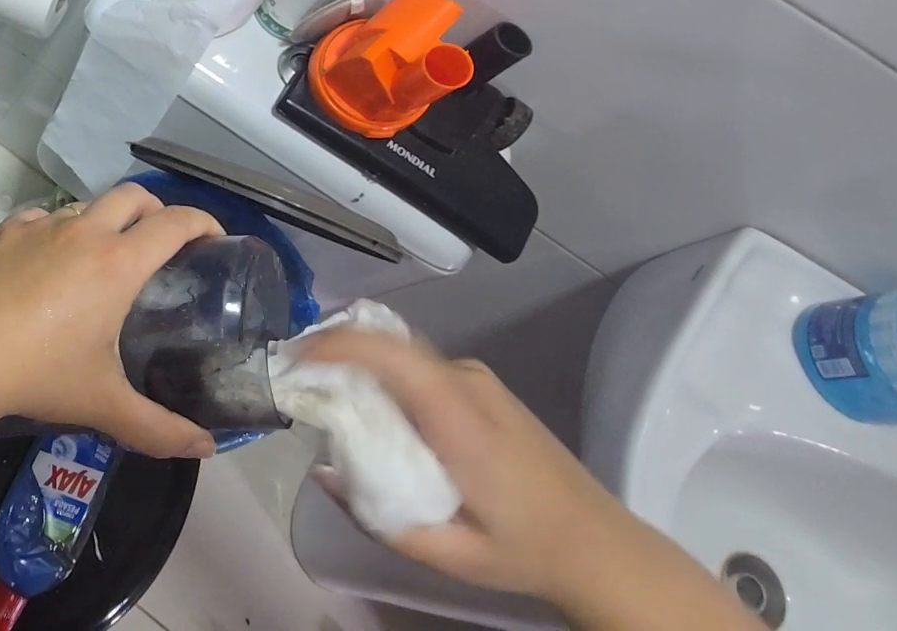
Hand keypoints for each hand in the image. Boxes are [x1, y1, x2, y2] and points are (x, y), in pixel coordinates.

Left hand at [0, 183, 221, 459]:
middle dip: (157, 210)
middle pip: (133, 196)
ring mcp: (40, 227)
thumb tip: (205, 448)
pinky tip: (48, 260)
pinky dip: (57, 229)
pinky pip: (42, 217)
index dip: (203, 222)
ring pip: (86, 205)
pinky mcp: (4, 233)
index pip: (175, 223)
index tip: (214, 239)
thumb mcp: (105, 404)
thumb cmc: (40, 374)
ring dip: (105, 220)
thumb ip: (160, 429)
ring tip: (103, 257)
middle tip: (162, 244)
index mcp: (118, 263)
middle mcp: (83, 232)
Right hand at [297, 330, 649, 601]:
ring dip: (357, 361)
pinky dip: (382, 370)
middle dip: (333, 350)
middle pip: (387, 344)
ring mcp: (476, 377)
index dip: (336, 346)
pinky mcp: (479, 383)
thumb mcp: (447, 552)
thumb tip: (323, 472)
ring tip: (324, 390)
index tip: (293, 361)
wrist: (602, 547)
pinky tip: (371, 403)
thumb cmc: (525, 550)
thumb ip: (379, 516)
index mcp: (460, 419)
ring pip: (400, 351)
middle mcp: (466, 382)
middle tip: (294, 378)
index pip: (391, 356)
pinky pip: (416, 363)